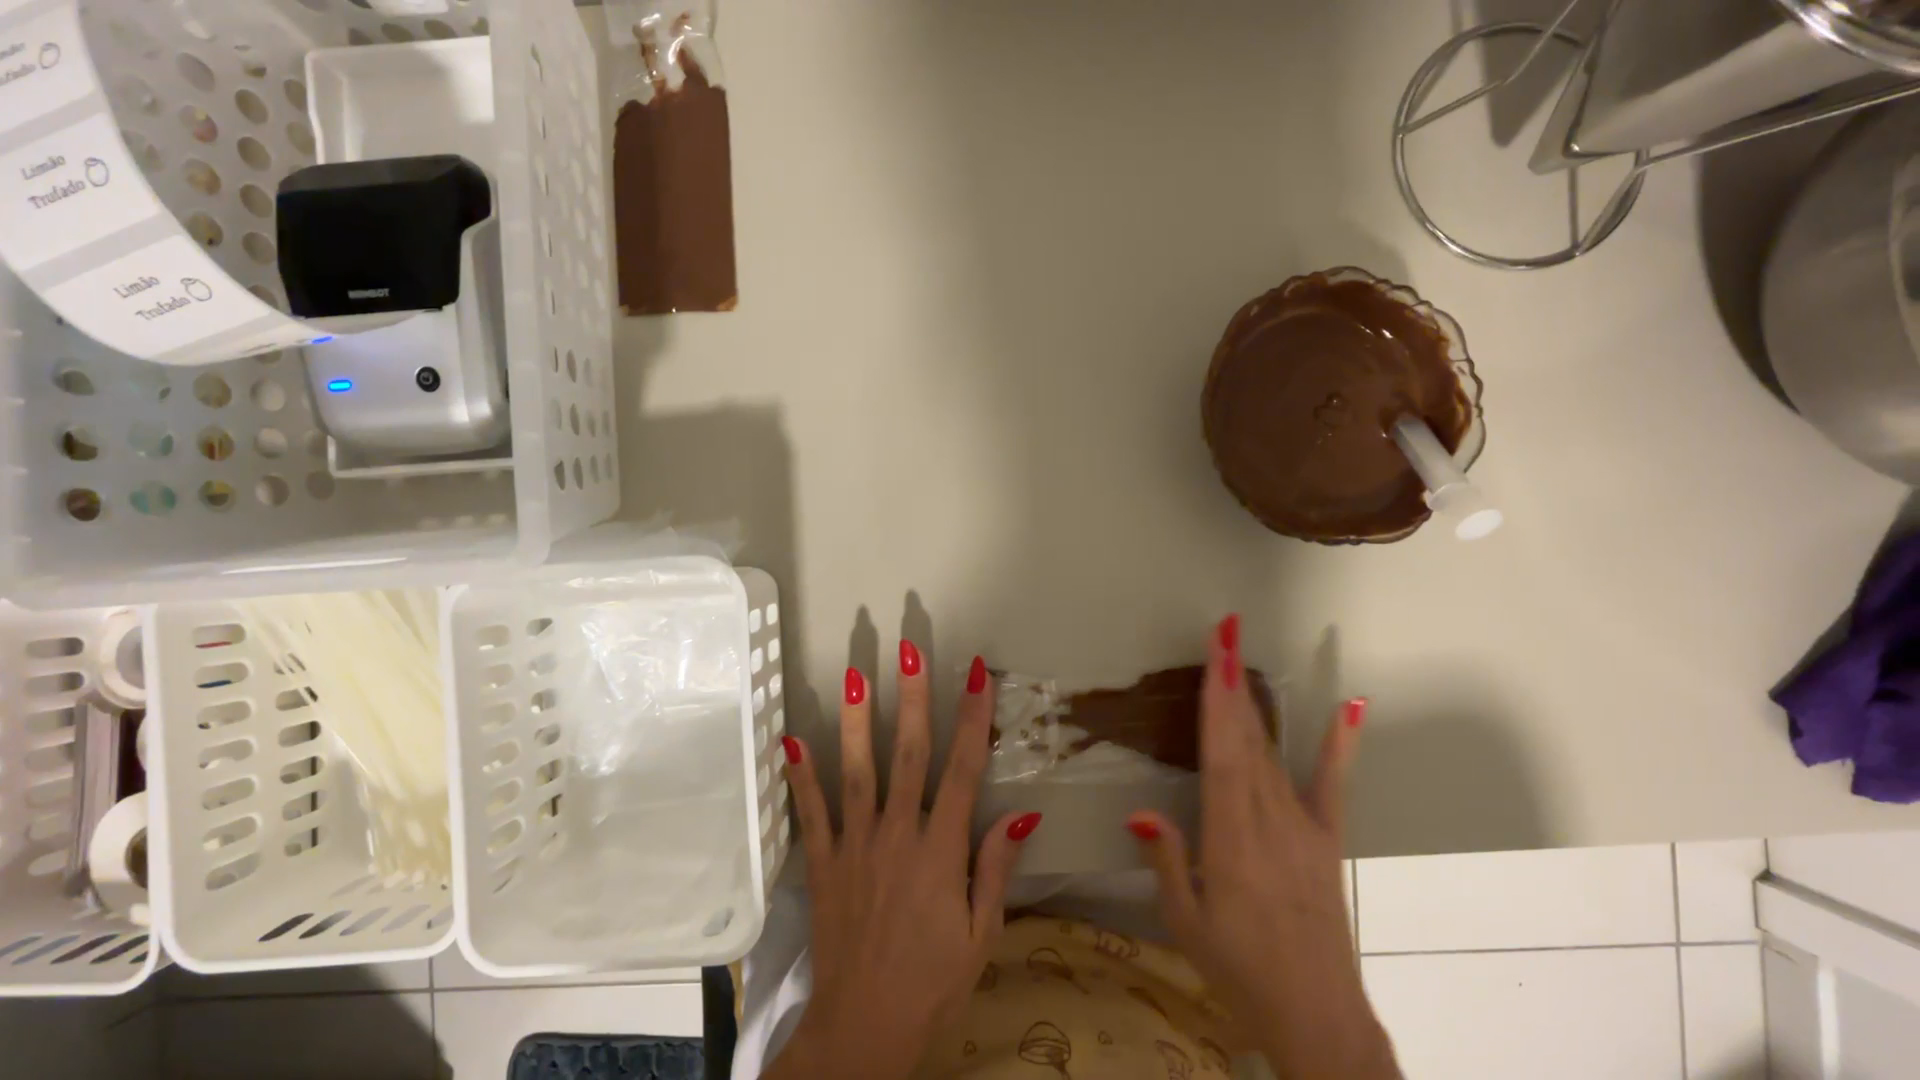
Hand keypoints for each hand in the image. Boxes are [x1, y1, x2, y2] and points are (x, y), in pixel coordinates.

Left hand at [766, 645, 1039, 1079]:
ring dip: (857, 720)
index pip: (962, 770)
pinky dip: (799, 777)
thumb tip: (1024, 812)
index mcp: (941, 851)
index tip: (977, 672)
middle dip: (912, 697)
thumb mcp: (981, 934)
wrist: (863, 1028)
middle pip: (908, 754)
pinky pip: (810, 814)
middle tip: (909, 648)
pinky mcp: (821, 865)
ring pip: (856, 771)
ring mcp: (854, 846)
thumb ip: (995, 868)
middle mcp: (897, 835)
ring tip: (855, 672)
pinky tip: (791, 739)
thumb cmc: (933, 984)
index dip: (972, 717)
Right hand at [1130, 615, 1400, 1079]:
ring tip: (1243, 659)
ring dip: (1256, 703)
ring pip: (1273, 753)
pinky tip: (1351, 707)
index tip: (1214, 651)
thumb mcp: (1186, 923)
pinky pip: (1333, 784)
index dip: (1216, 697)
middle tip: (1224, 631)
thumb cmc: (1239, 971)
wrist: (1316, 1013)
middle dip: (1232, 681)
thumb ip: (1166, 860)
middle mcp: (1269, 819)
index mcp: (1230, 837)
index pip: (1220, 751)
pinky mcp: (1327, 840)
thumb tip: (1139, 809)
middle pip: (1245, 739)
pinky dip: (1341, 744)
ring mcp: (1304, 826)